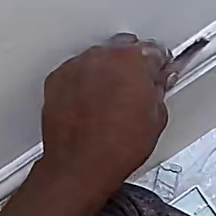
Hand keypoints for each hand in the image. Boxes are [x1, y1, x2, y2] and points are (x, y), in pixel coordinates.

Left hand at [33, 34, 171, 198]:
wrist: (80, 166)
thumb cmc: (115, 148)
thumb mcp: (156, 119)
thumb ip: (158, 91)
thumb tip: (156, 86)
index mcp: (133, 61)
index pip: (153, 50)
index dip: (158, 65)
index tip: (158, 73)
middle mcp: (102, 57)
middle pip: (122, 49)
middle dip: (130, 66)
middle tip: (134, 90)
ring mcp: (77, 66)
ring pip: (97, 60)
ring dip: (104, 73)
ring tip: (109, 102)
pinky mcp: (57, 79)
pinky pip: (75, 73)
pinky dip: (82, 83)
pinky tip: (89, 105)